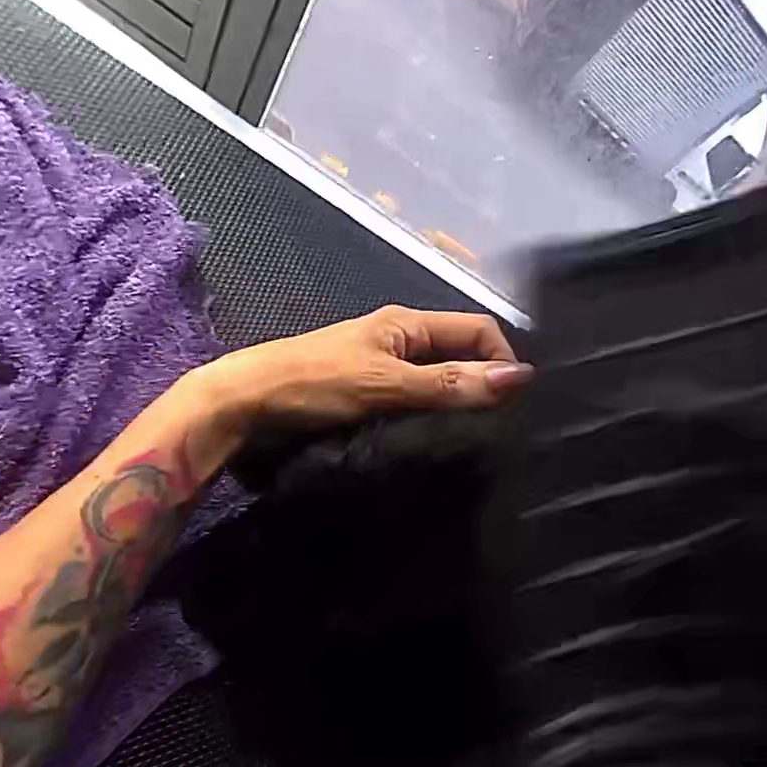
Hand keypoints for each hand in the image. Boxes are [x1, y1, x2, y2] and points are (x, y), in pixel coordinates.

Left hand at [191, 305, 531, 426]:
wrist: (247, 403)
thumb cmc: (315, 383)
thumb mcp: (386, 383)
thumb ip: (448, 383)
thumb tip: (518, 379)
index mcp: (407, 323)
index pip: (478, 330)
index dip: (502, 360)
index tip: (513, 406)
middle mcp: (400, 342)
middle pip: (460, 356)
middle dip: (483, 386)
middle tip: (500, 431)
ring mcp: (383, 370)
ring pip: (438, 382)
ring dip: (457, 406)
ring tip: (474, 441)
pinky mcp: (369, 397)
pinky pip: (415, 402)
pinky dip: (431, 418)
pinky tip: (436, 442)